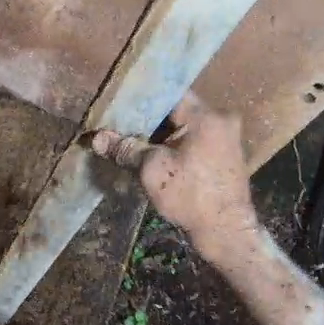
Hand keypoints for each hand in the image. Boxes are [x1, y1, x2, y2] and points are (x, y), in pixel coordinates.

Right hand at [90, 94, 261, 263]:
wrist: (226, 231)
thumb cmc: (190, 196)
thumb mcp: (151, 170)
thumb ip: (126, 148)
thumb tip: (96, 138)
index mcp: (206, 116)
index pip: (170, 93)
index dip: (143, 99)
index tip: (121, 106)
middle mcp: (221, 119)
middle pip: (178, 109)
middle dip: (150, 119)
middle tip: (122, 125)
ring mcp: (227, 137)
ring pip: (186, 125)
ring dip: (162, 134)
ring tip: (134, 140)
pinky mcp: (226, 154)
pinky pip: (195, 139)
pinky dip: (176, 144)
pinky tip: (155, 156)